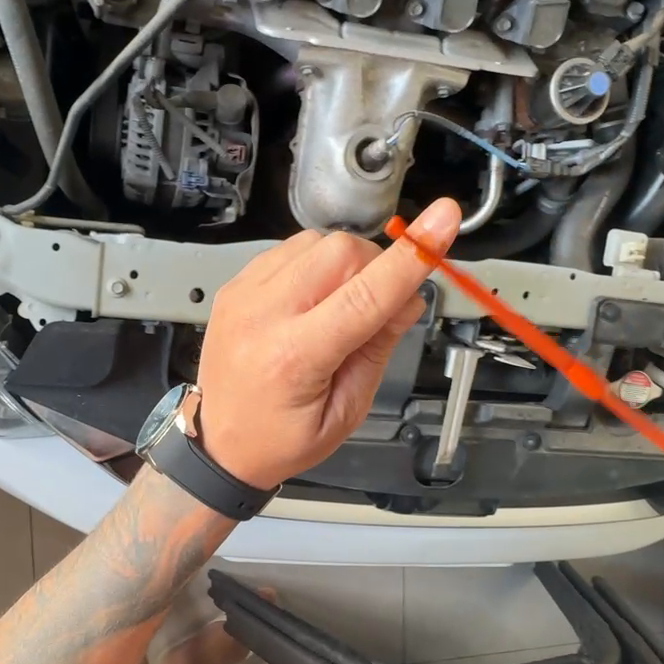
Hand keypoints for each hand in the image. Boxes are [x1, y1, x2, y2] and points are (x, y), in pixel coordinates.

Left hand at [193, 197, 460, 489]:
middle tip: (374, 307)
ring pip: (315, 241)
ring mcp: (243, 295)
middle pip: (341, 251)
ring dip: (342, 265)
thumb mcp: (345, 411)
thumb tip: (410, 297)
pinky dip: (313, 265)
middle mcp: (262, 316)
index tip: (444, 220)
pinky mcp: (235, 284)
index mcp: (294, 358)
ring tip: (335, 309)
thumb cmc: (281, 439)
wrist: (219, 443)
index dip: (411, 256)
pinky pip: (288, 249)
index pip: (366, 294)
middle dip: (373, 268)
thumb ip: (378, 348)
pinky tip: (310, 301)